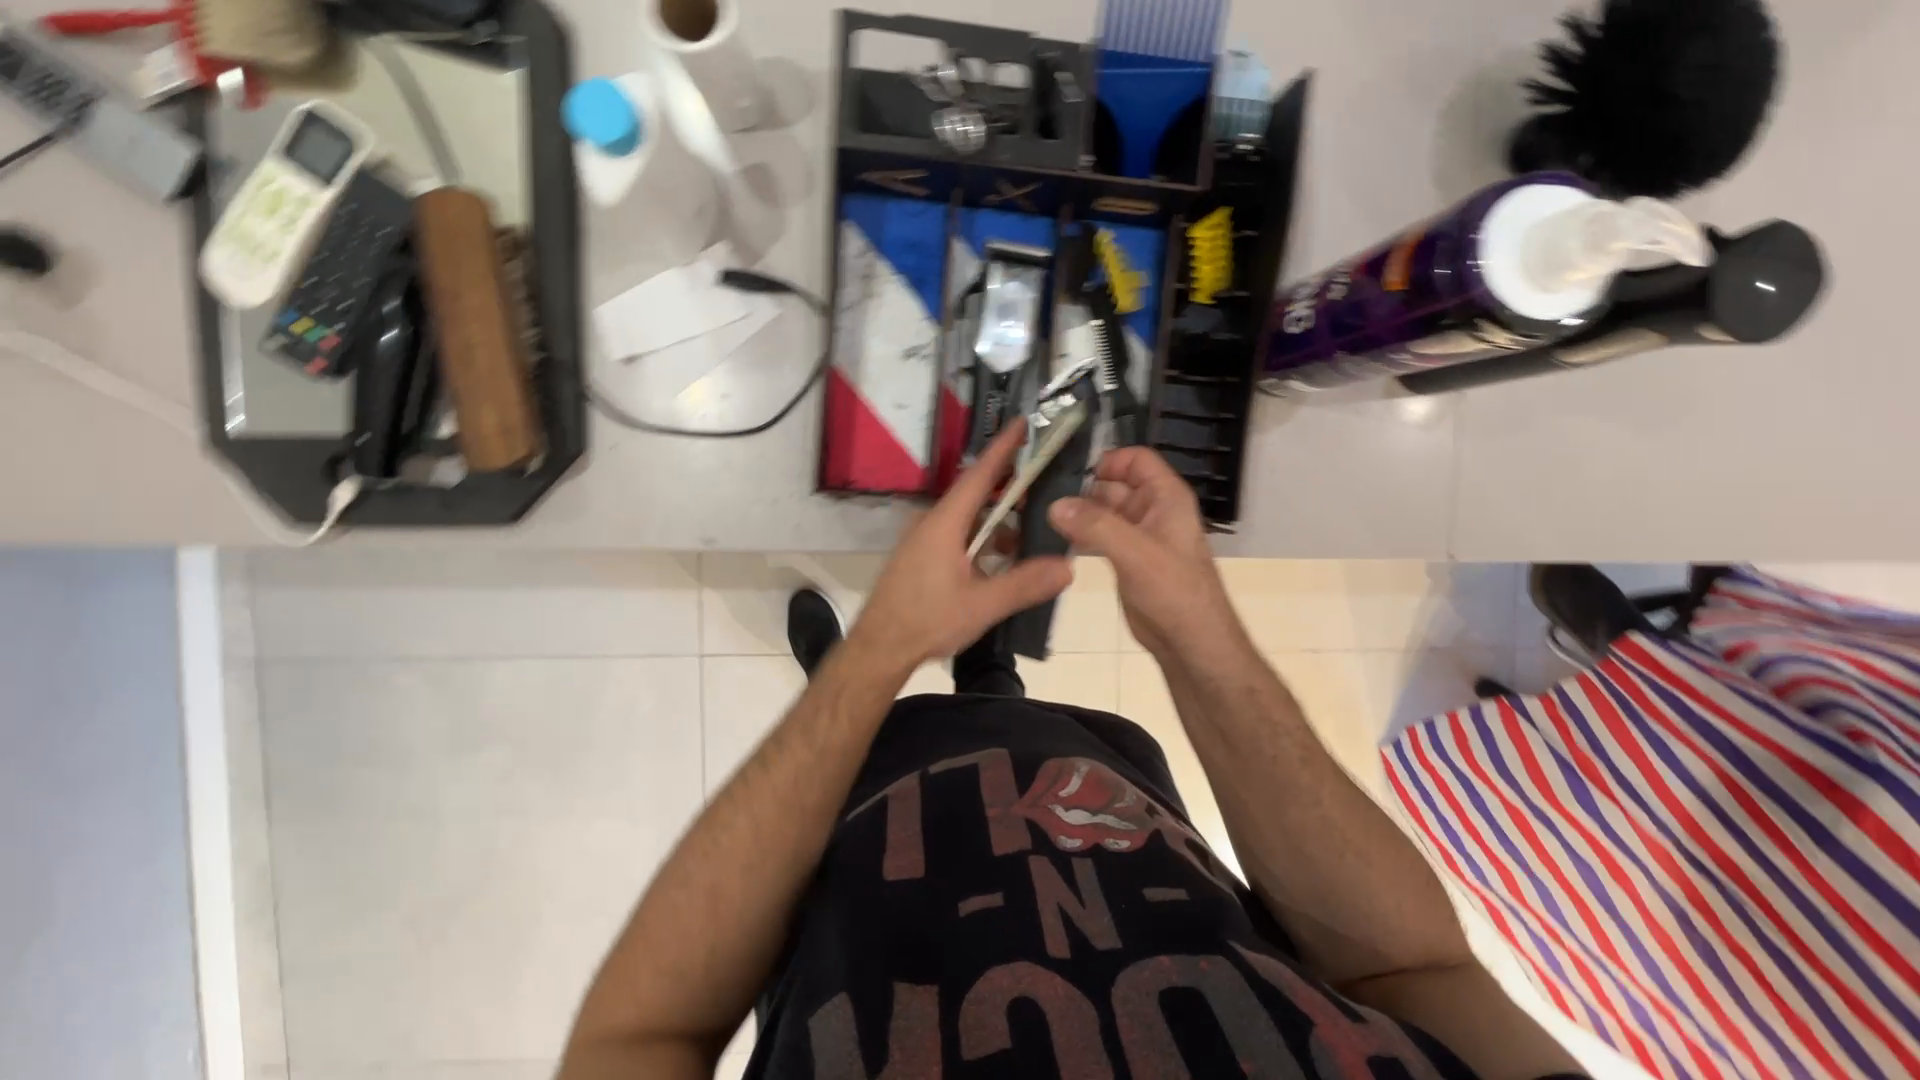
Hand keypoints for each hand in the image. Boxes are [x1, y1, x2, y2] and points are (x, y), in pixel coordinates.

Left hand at [848, 421, 1074, 669]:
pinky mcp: (919, 560)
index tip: (1022, 423)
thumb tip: (1067, 567)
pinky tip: (999, 566)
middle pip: (976, 496)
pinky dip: (981, 543)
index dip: (1003, 448)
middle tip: (1043, 487)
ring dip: (997, 525)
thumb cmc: (926, 620)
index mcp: (945, 523)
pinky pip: (956, 539)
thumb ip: (1025, 584)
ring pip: (967, 521)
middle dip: (1009, 490)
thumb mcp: (982, 605)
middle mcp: (931, 524)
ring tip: (1029, 537)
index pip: (979, 475)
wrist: (878, 648)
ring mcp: (921, 542)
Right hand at [1047, 447, 1244, 659]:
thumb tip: (1055, 504)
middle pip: (1113, 484)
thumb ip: (1096, 525)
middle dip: (1081, 487)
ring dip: (1076, 512)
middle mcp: (1152, 510)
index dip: (1106, 460)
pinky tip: (1053, 537)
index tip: (1068, 470)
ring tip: (1038, 512)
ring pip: (1103, 511)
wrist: (1189, 641)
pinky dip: (1079, 534)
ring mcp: (1138, 535)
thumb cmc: (1174, 591)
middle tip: (1039, 493)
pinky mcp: (1125, 559)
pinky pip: (1099, 536)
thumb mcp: (1135, 552)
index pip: (1135, 460)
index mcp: (1166, 497)